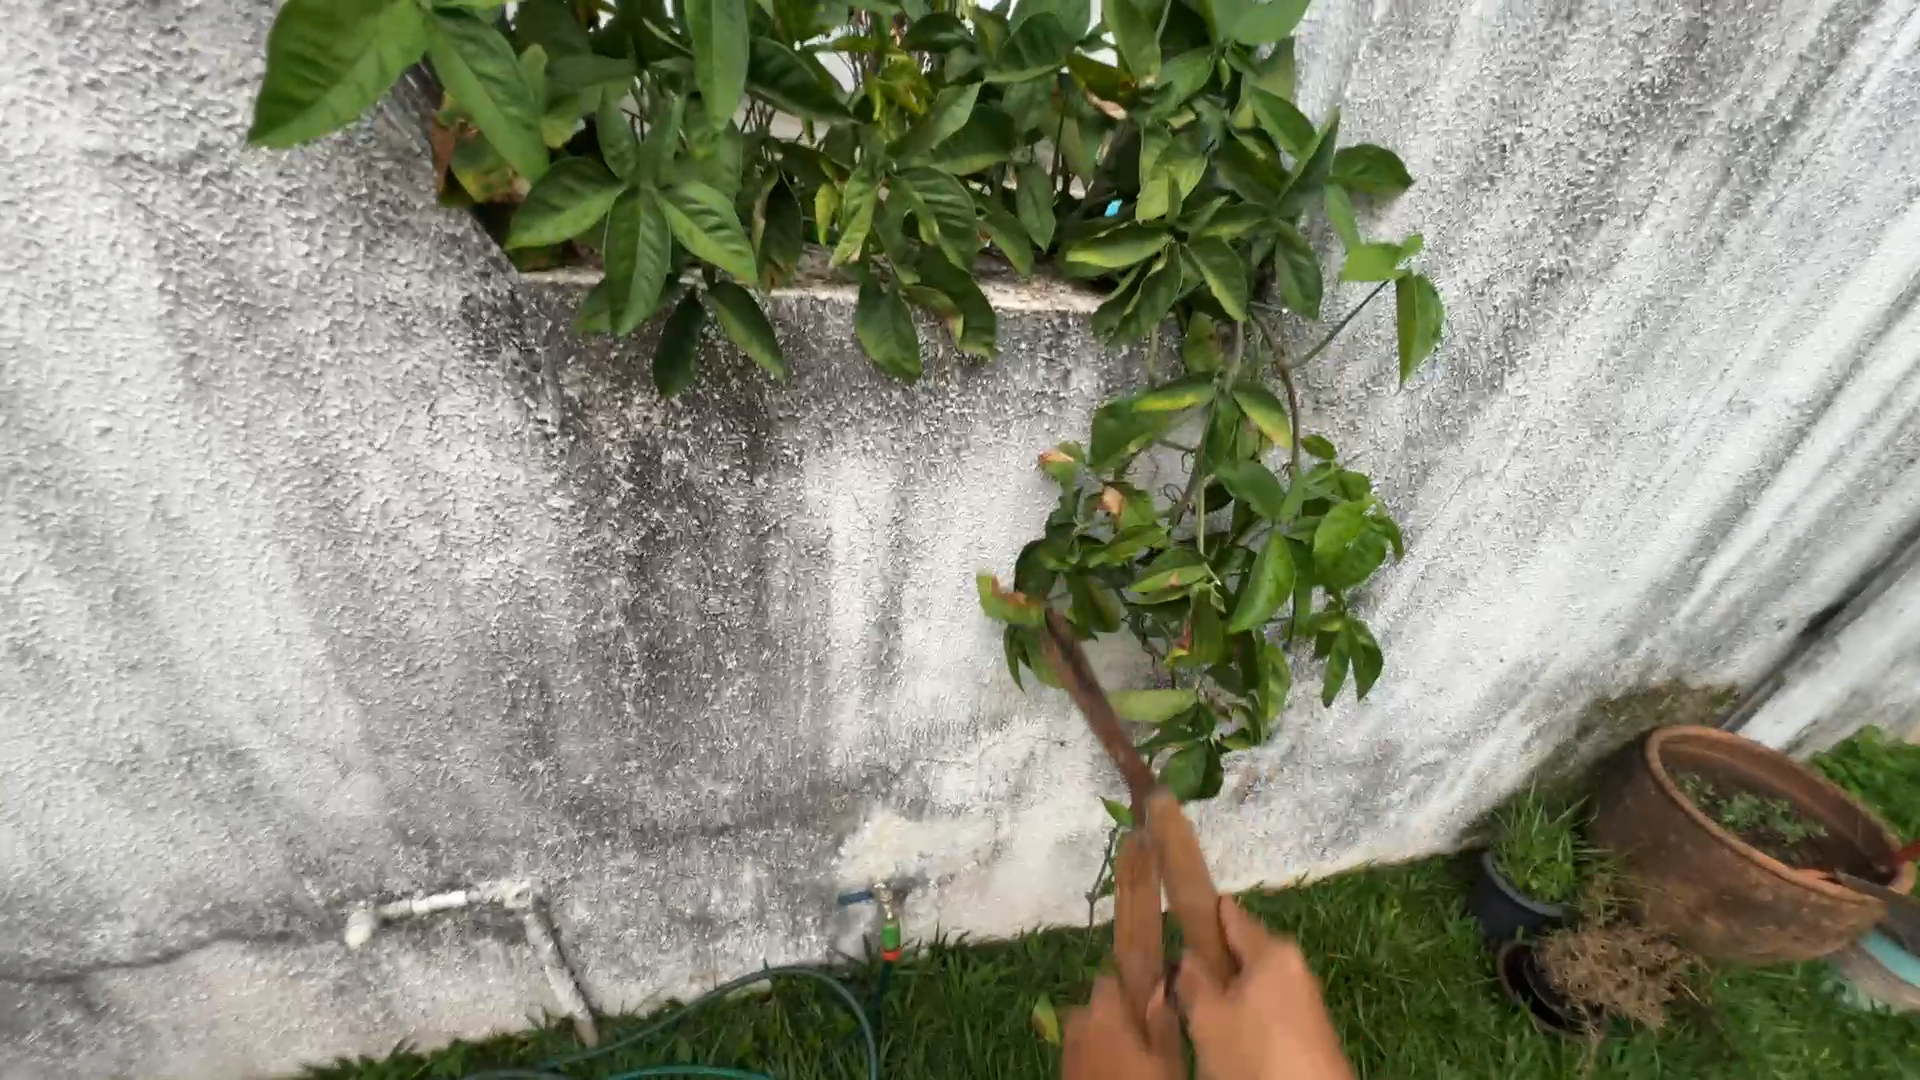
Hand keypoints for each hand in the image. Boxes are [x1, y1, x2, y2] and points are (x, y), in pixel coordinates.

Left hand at [1063, 973, 1182, 1079]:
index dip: (1128, 986)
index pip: (1110, 978)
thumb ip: (1162, 1022)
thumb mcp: (1167, 1061)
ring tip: (1130, 1059)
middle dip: (1116, 1015)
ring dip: (1104, 1036)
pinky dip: (1094, 1055)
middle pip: (1097, 1004)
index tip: (1146, 999)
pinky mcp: (1063, 1070)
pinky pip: (1081, 1051)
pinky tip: (1113, 1072)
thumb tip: (1161, 990)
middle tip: (1142, 1037)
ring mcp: (1067, 1047)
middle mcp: (1079, 1020)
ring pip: (1088, 1029)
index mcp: (1103, 1010)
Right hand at [1176, 898, 1352, 1079]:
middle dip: (1214, 963)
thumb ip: (1191, 978)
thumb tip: (1188, 956)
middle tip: (1183, 981)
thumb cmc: (1257, 1056)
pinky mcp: (1312, 1031)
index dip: (1201, 913)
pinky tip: (1232, 1037)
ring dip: (1230, 994)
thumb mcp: (1207, 1017)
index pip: (1230, 914)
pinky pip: (1270, 1007)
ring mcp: (1306, 999)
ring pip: (1255, 983)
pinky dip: (1249, 1016)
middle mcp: (1294, 966)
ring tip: (1203, 1014)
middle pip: (1242, 951)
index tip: (1177, 918)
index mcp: (1272, 951)